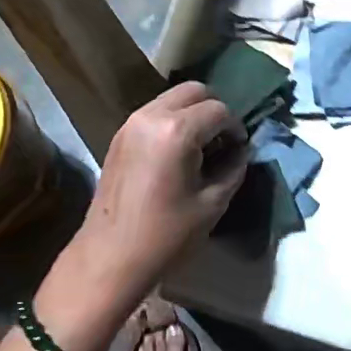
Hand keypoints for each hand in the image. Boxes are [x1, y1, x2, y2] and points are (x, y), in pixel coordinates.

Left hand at [66, 83, 249, 308]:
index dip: (236, 128)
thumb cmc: (166, 235)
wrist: (109, 258)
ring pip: (172, 98)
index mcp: (176, 131)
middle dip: (215, 110)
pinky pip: (155, 112)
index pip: (219, 110)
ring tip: (200, 147)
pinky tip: (178, 152)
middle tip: (222, 141)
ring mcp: (131, 123)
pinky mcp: (119, 135)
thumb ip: (233, 167)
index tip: (239, 150)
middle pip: (195, 91)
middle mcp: (151, 116)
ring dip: (192, 113)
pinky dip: (173, 120)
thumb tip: (240, 150)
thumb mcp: (212, 203)